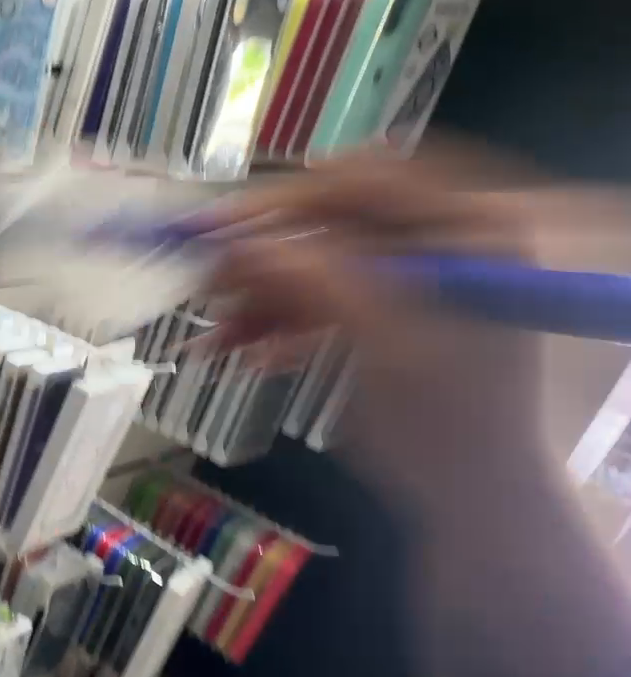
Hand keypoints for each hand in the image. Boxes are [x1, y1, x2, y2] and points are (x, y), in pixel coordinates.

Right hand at [202, 150, 555, 512]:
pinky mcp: (379, 308)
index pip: (366, 179)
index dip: (285, 197)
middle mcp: (440, 240)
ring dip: (252, 298)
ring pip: (306, 262)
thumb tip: (232, 241)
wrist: (472, 497)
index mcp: (472, 231)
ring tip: (217, 340)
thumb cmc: (445, 425)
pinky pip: (307, 296)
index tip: (213, 228)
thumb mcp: (381, 344)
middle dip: (258, 259)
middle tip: (204, 289)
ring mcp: (407, 276)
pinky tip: (241, 352)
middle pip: (325, 222)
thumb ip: (314, 281)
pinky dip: (268, 321)